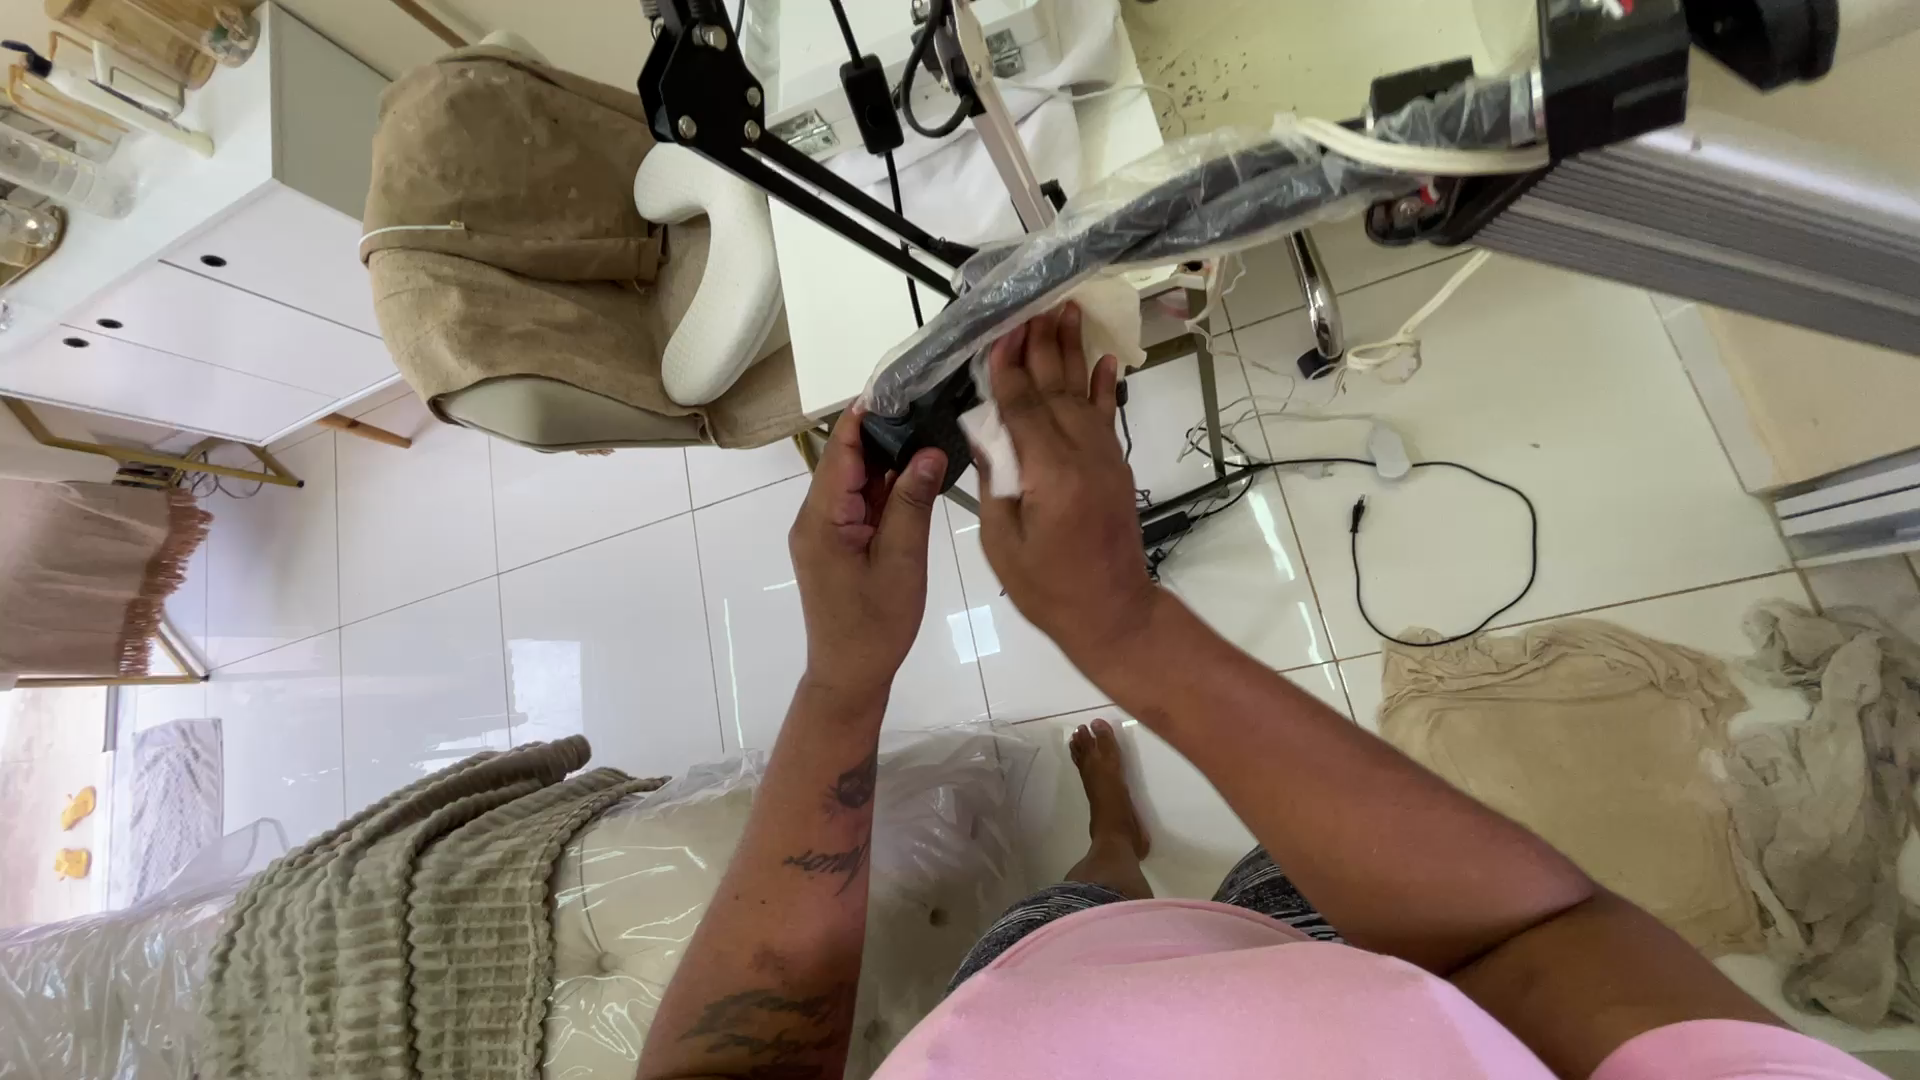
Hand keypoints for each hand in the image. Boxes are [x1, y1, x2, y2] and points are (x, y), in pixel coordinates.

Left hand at [789, 406, 946, 705]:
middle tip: (928, 404)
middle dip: (883, 433)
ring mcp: (825, 531)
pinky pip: (860, 505)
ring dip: (888, 461)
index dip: (866, 416)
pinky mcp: (837, 544)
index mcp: (822, 519)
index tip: (900, 384)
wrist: (850, 675)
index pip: (841, 451)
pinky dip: (886, 490)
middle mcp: (815, 518)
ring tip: (928, 429)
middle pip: (847, 462)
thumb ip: (912, 503)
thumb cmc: (875, 625)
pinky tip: (916, 474)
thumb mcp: (901, 562)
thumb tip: (928, 450)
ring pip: (856, 483)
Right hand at [977, 303, 1163, 671]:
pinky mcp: (1116, 468)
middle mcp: (1083, 456)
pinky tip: (1103, 360)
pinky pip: (1107, 418)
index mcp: (1050, 475)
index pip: (1023, 407)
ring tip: (1066, 311)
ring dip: (1071, 353)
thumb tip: (985, 433)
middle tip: (1033, 303)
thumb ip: (993, 481)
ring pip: (1083, 394)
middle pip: (1056, 389)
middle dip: (1041, 345)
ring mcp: (1105, 459)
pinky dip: (1104, 387)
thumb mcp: (1003, 541)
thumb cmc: (1048, 588)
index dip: (1007, 369)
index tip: (998, 333)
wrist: (1113, 613)